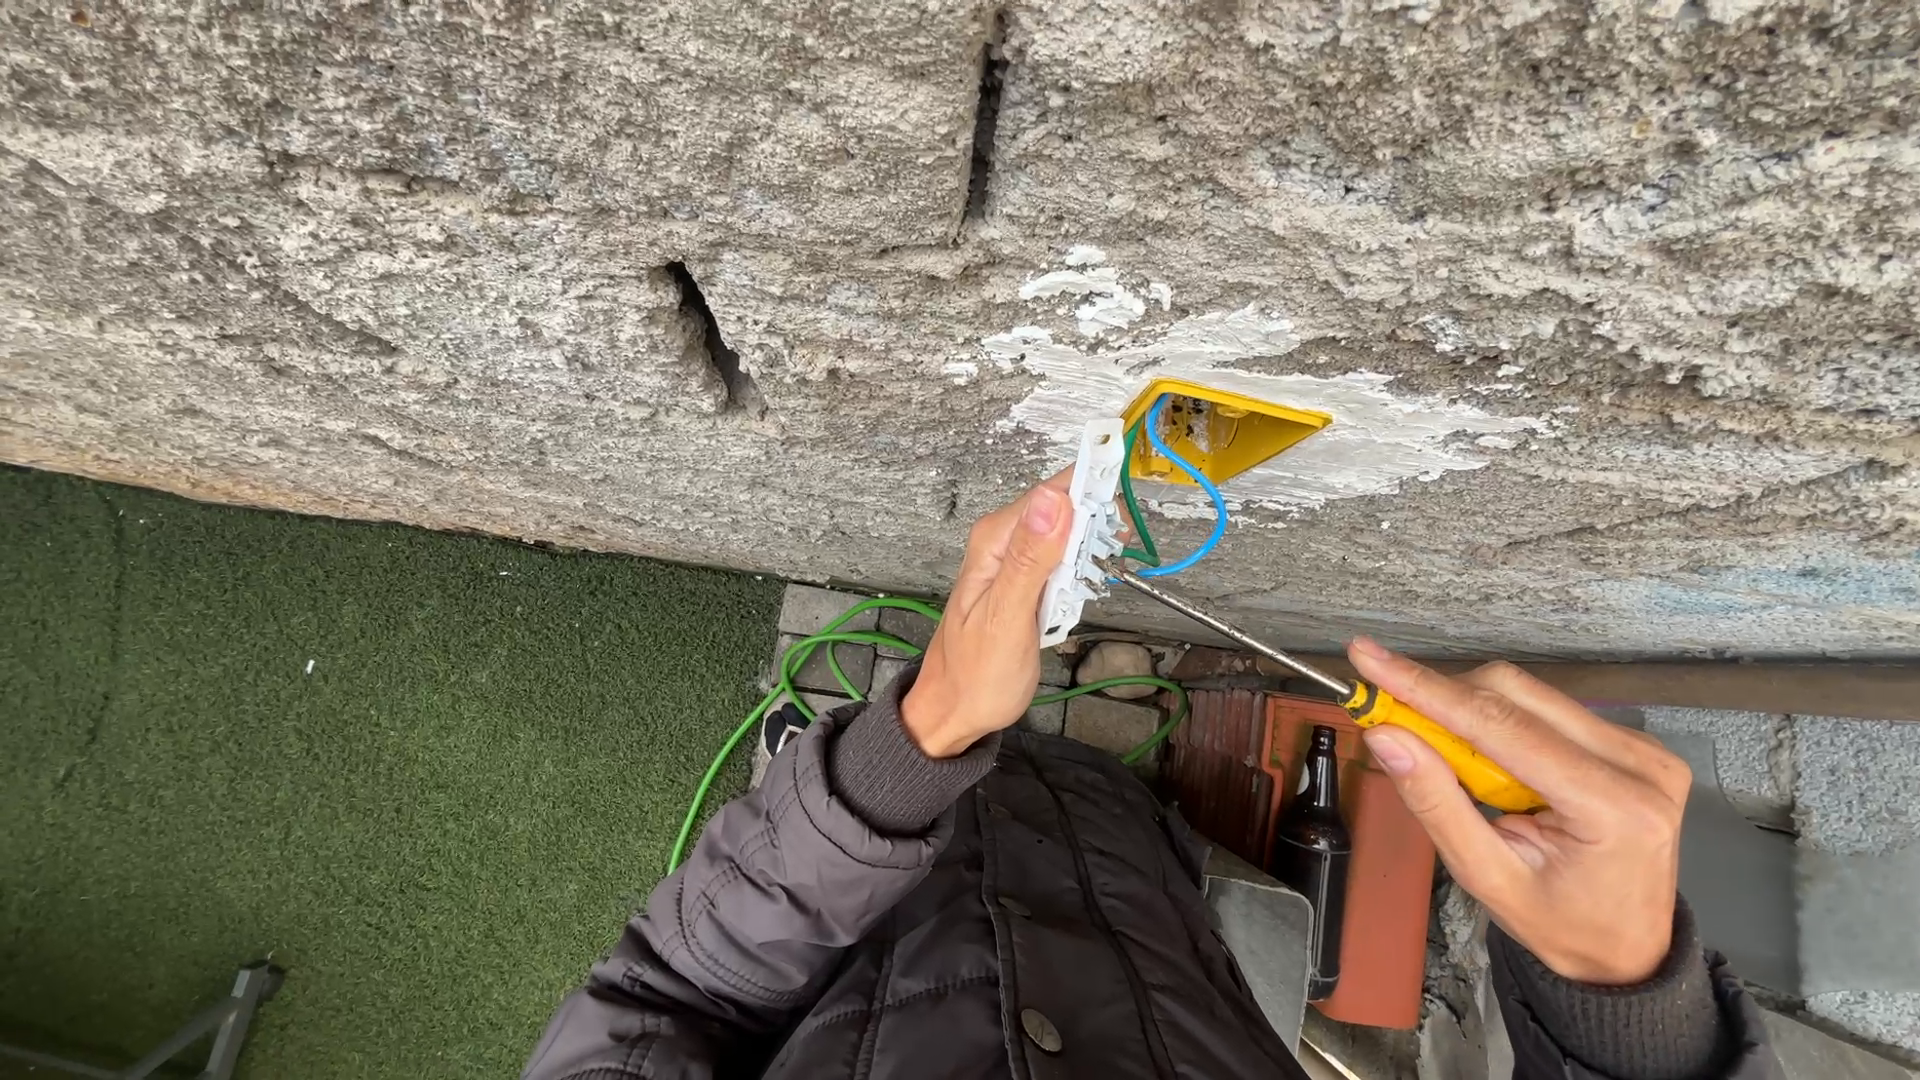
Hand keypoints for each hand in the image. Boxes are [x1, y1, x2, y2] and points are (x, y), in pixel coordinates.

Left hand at [901, 471, 1074, 757]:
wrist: (956, 711)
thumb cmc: (976, 675)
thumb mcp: (1007, 616)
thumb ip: (1030, 558)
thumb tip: (1054, 499)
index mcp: (995, 540)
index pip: (1053, 491)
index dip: (1092, 497)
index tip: (1118, 524)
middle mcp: (1002, 541)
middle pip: (1064, 509)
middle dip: (1093, 533)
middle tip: (1100, 571)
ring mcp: (1014, 561)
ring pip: (1067, 537)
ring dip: (1088, 558)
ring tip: (1082, 593)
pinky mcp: (1025, 581)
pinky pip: (1061, 563)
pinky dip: (1077, 578)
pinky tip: (1073, 601)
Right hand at [1348, 638, 1691, 985]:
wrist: (1628, 949)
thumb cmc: (1560, 922)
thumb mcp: (1485, 875)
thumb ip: (1434, 802)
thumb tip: (1384, 736)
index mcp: (1615, 807)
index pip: (1500, 725)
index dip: (1425, 687)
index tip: (1367, 657)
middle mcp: (1637, 764)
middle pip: (1511, 694)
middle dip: (1438, 696)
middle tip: (1386, 714)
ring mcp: (1637, 747)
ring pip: (1521, 692)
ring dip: (1461, 708)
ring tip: (1440, 752)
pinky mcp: (1623, 741)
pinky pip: (1536, 705)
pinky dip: (1487, 717)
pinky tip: (1479, 755)